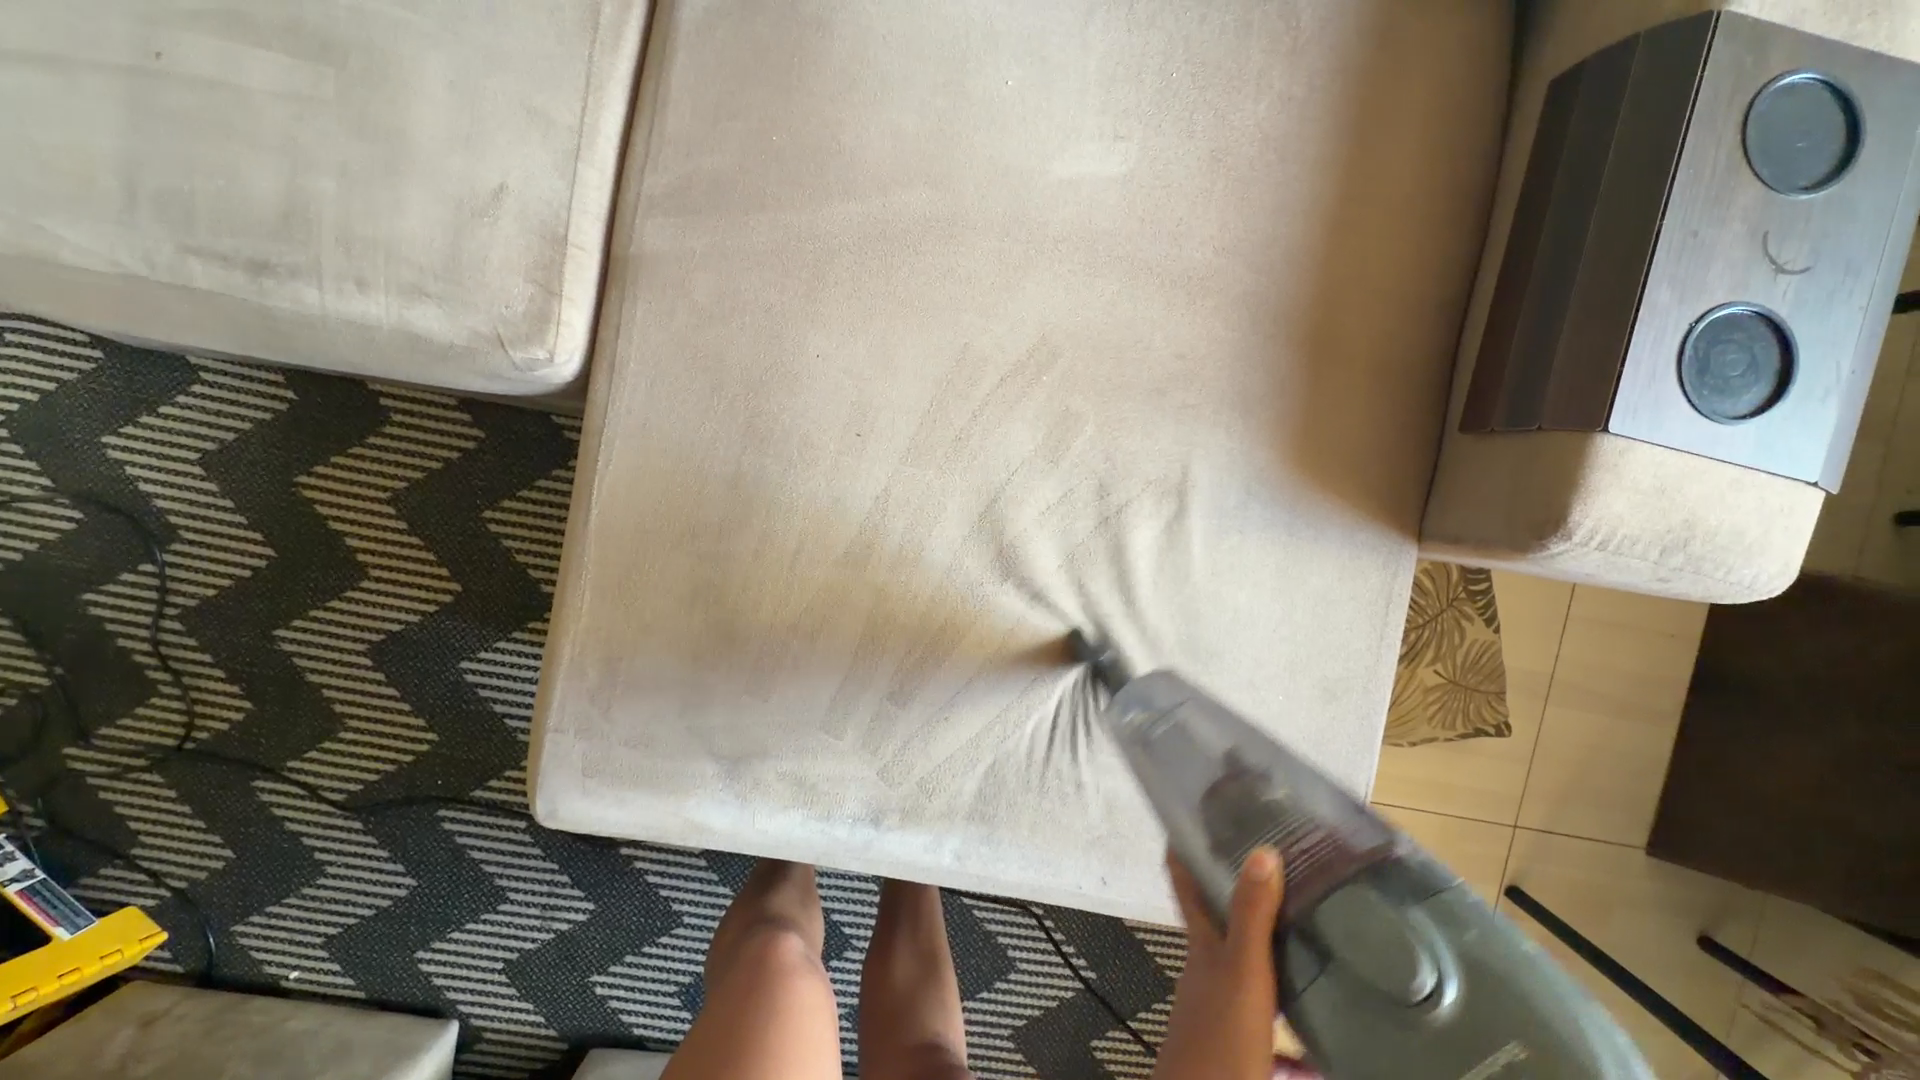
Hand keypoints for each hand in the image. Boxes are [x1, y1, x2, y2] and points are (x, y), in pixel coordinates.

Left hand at [1154, 847, 1317, 1079]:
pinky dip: (1299, 1048)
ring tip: (1322, 952)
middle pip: (1223, 926)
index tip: (1195, 818)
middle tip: (1289, 877)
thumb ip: (1252, 917)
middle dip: (1248, 902)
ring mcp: (1223, 1013)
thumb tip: (1263, 850)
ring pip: (1253, 980)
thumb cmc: (1219, 1038)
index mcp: (1204, 947)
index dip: (1184, 850)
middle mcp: (1210, 973)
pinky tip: (1325, 1056)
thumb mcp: (1242, 973)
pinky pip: (1274, 1042)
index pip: (1186, 884)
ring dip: (1281, 969)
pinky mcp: (1241, 1053)